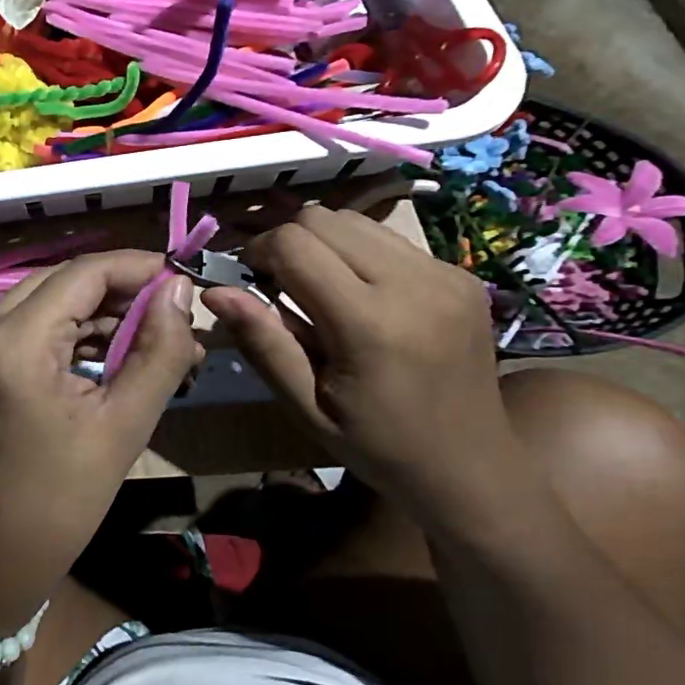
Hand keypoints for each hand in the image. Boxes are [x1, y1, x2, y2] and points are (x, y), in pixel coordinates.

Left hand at [0, 250, 199, 633]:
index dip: (138, 268)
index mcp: (13, 343)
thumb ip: (160, 350)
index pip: (84, 273)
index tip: (183, 280)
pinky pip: (34, 322)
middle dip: (124, 291)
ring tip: (158, 336)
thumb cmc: (63, 498)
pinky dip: (76, 329)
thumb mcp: (125, 424)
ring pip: (51, 298)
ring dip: (103, 311)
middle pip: (65, 281)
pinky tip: (118, 349)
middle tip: (175, 314)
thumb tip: (179, 289)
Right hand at [202, 206, 515, 492]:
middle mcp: (413, 284)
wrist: (470, 464)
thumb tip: (214, 291)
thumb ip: (263, 343)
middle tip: (281, 284)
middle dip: (288, 242)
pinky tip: (363, 294)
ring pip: (355, 221)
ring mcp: (444, 273)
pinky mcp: (461, 273)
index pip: (294, 244)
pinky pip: (390, 239)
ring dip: (324, 244)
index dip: (259, 253)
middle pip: (322, 219)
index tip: (252, 281)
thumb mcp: (306, 407)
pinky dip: (360, 255)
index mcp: (370, 324)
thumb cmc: (377, 446)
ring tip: (320, 288)